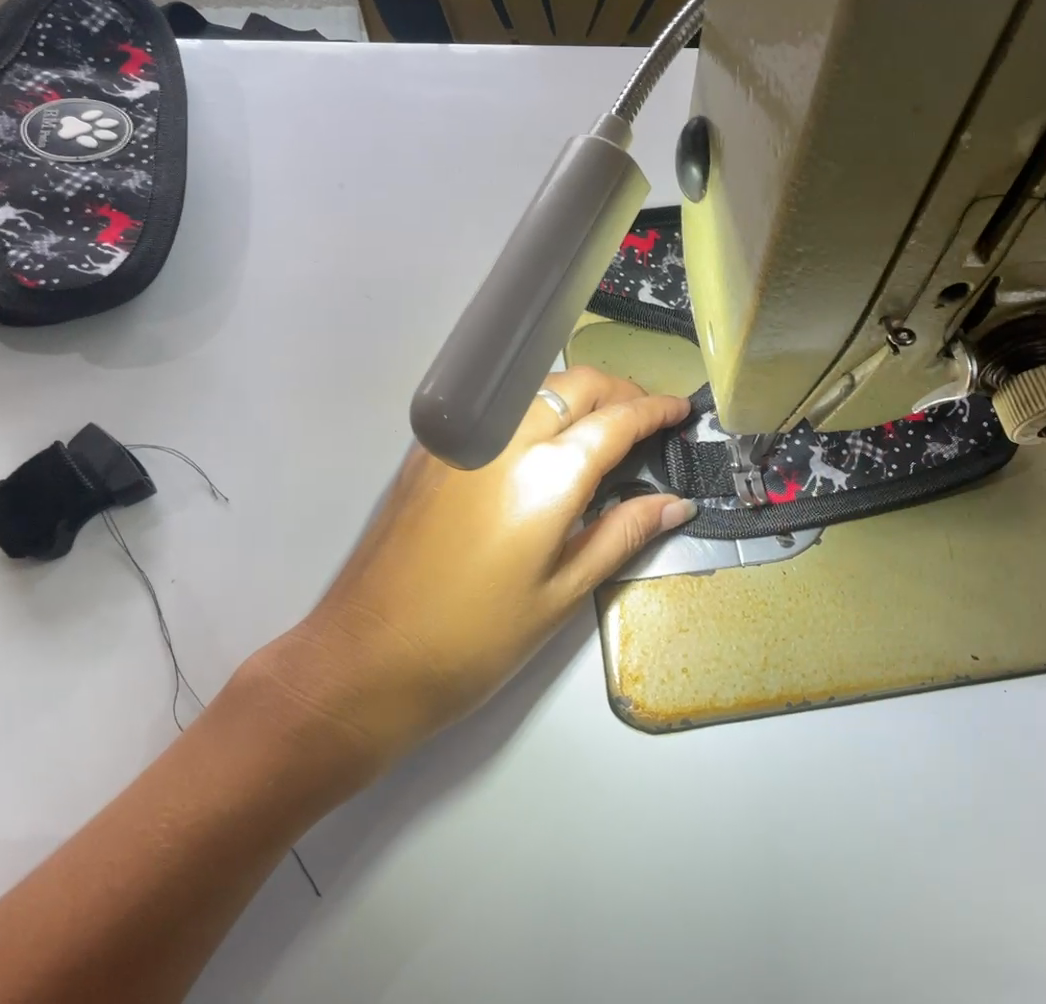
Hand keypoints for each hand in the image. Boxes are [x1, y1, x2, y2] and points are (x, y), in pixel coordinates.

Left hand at [241, 367, 692, 787]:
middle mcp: (503, 439)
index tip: (680, 411)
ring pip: (534, 389)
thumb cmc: (475, 641)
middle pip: (575, 385)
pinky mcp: (431, 452)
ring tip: (603, 426)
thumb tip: (673, 505)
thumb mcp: (561, 595)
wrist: (366, 660)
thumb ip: (621, 535)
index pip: (615, 420)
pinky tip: (545, 443)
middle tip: (647, 418)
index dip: (655, 410)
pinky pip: (497, 410)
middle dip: (619, 391)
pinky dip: (534, 409)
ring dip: (576, 394)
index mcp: (546, 475)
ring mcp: (461, 441)